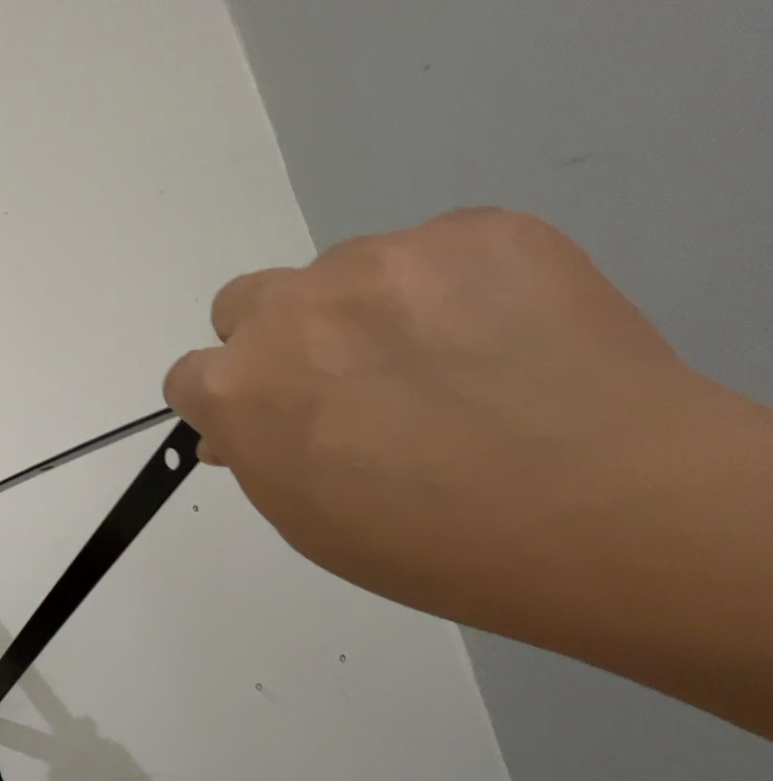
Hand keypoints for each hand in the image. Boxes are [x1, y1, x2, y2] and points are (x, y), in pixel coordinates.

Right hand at [162, 208, 755, 631]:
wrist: (598, 507)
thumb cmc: (424, 540)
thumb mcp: (303, 517)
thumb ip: (255, 453)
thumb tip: (242, 427)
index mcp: (235, 387)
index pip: (190, 374)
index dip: (229, 400)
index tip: (271, 419)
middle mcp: (289, 310)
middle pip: (245, 303)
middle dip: (277, 339)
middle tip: (344, 383)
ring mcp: (383, 261)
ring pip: (344, 272)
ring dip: (367, 310)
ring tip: (446, 364)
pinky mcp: (478, 230)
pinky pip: (438, 250)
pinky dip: (453, 288)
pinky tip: (499, 339)